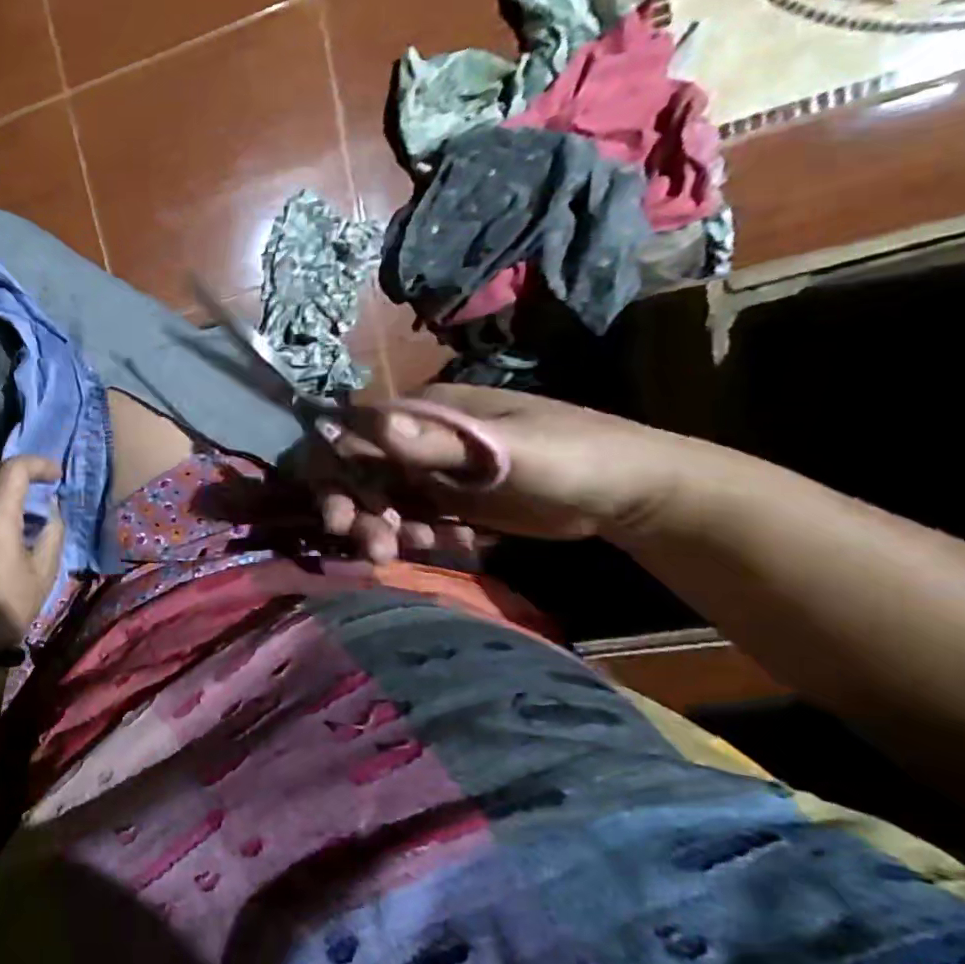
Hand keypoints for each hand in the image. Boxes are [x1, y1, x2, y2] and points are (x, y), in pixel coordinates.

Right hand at [317, 385, 707, 560]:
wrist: (630, 492)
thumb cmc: (572, 457)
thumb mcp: (506, 449)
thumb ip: (439, 441)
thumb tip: (372, 424)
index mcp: (426, 412)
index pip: (353, 436)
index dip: (333, 475)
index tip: (339, 518)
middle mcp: (421, 438)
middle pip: (362, 474)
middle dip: (361, 513)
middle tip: (375, 551)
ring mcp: (436, 469)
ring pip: (385, 501)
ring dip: (390, 530)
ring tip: (424, 549)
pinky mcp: (452, 498)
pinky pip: (416, 518)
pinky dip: (424, 535)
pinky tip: (459, 543)